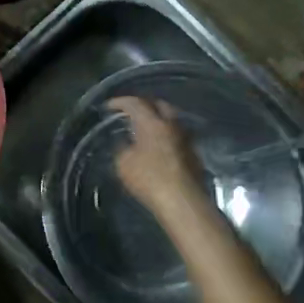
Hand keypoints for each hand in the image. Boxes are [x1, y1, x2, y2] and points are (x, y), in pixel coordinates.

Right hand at [108, 97, 208, 216]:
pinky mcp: (194, 152)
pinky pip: (178, 135)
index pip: (135, 103)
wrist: (183, 200)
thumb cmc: (149, 180)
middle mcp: (172, 124)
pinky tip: (160, 144)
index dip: (120, 102)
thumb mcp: (124, 165)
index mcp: (152, 123)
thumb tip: (125, 144)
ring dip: (158, 119)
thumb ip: (122, 149)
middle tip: (131, 112)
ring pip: (172, 119)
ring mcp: (186, 138)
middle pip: (159, 105)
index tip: (109, 106)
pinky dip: (167, 134)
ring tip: (146, 127)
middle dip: (144, 104)